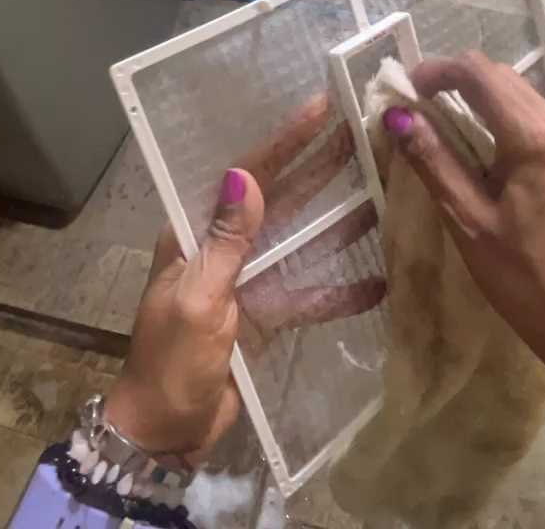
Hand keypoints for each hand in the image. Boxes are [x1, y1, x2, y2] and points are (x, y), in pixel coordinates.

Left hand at [105, 98, 386, 464]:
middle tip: (360, 135)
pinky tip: (378, 282)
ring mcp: (250, 279)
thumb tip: (242, 175)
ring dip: (338, 221)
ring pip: (301, 240)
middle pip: (280, 199)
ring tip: (380, 192)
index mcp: (197, 234)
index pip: (246, 176)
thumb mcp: (198, 298)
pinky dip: (339, 291)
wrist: (164, 434)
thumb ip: (225, 240)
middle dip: (319, 168)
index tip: (319, 109)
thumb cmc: (172, 362)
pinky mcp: (267, 312)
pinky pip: (309, 293)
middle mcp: (225, 247)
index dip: (284, 142)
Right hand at [385, 52, 544, 364]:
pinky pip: (531, 114)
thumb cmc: (521, 277)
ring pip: (517, 91)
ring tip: (438, 119)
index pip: (480, 75)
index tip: (406, 90)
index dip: (437, 71)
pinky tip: (476, 141)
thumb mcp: (467, 220)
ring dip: (476, 94)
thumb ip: (433, 160)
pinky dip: (498, 112)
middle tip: (415, 104)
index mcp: (533, 140)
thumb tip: (397, 116)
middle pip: (500, 75)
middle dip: (454, 79)